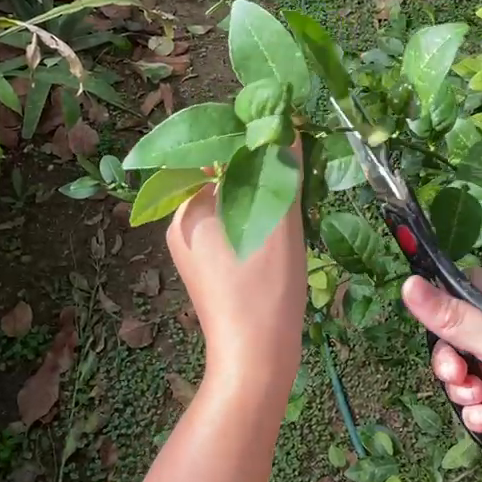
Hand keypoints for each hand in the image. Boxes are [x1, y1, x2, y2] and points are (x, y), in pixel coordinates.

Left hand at [166, 162, 306, 393]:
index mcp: (188, 205)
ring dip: (264, 199)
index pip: (220, 153)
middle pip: (226, 177)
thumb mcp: (279, 220)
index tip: (290, 147)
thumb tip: (283, 120)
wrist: (254, 361)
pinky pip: (233, 229)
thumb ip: (280, 166)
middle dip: (263, 173)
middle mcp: (181, 222)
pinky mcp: (207, 269)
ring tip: (296, 214)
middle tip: (300, 183)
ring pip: (233, 203)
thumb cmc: (264, 288)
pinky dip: (257, 225)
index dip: (256, 143)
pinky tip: (283, 241)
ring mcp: (192, 248)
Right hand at [402, 270, 481, 475]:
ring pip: (470, 370)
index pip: (467, 288)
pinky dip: (481, 411)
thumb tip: (406, 283)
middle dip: (451, 359)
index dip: (444, 305)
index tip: (433, 329)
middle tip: (456, 378)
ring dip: (464, 390)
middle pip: (461, 335)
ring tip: (477, 407)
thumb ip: (456, 320)